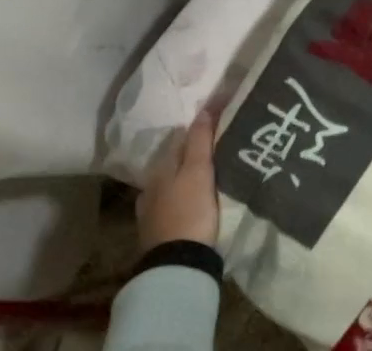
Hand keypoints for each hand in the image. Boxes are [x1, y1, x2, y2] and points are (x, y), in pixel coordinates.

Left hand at [136, 111, 219, 251]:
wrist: (177, 263)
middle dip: (193, 153)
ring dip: (188, 176)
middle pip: (175, 161)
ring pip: (173, 182)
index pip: (180, 139)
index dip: (199, 130)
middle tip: (219, 146)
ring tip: (212, 172)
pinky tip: (196, 199)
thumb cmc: (190, 210)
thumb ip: (199, 141)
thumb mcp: (198, 172)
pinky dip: (185, 195)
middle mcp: (151, 186)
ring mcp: (152, 210)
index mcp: (160, 169)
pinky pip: (174, 202)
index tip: (219, 123)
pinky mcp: (159, 230)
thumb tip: (203, 109)